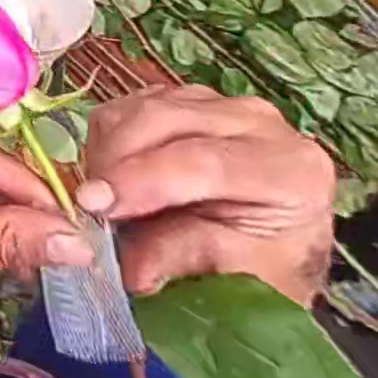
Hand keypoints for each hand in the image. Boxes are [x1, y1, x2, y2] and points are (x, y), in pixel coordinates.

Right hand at [76, 86, 335, 304]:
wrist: (273, 247)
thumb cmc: (263, 271)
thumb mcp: (239, 281)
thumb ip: (185, 259)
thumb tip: (128, 266)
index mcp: (291, 168)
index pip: (204, 161)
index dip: (144, 180)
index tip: (94, 205)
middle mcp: (259, 120)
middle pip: (166, 119)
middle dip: (115, 160)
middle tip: (86, 207)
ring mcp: (221, 101)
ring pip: (142, 105)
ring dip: (109, 149)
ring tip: (103, 198)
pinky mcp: (187, 96)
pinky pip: (132, 103)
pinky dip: (111, 137)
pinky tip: (115, 175)